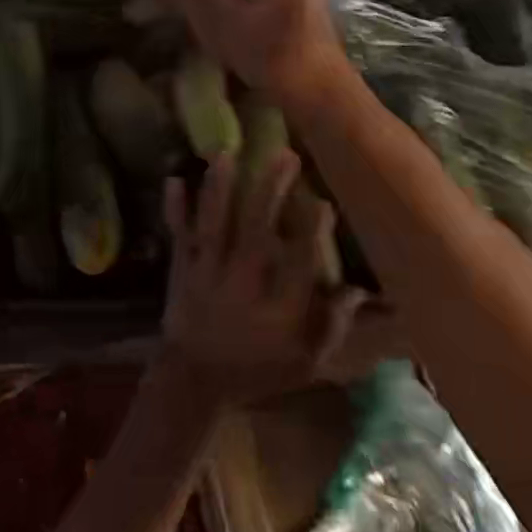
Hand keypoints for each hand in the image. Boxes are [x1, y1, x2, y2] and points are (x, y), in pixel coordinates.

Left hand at [161, 152, 363, 404]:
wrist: (194, 378)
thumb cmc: (257, 370)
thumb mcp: (306, 362)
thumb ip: (332, 325)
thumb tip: (359, 289)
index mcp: (277, 307)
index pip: (298, 262)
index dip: (311, 230)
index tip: (322, 199)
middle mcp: (242, 282)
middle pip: (256, 230)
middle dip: (270, 191)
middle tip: (284, 155)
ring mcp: (207, 271)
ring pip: (215, 223)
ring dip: (220, 187)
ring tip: (226, 153)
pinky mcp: (181, 268)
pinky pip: (178, 234)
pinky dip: (174, 208)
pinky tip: (172, 179)